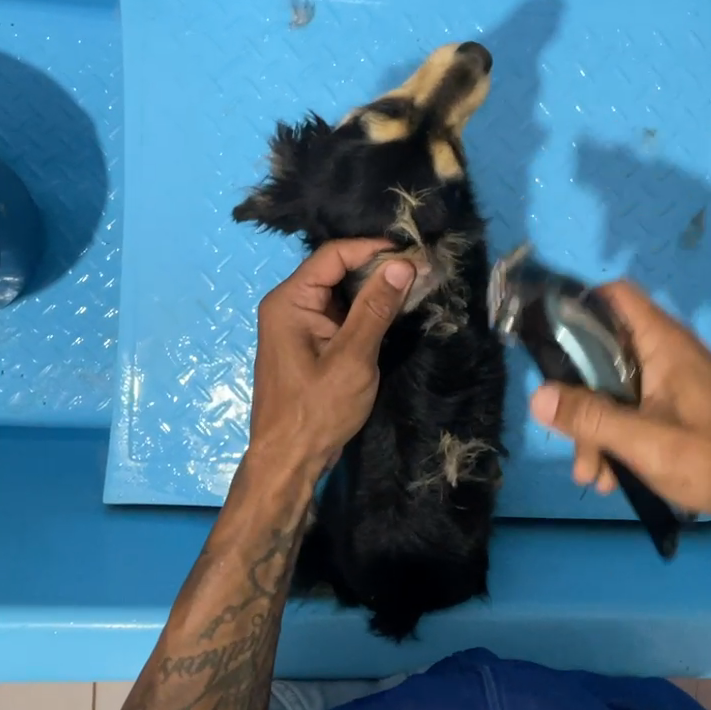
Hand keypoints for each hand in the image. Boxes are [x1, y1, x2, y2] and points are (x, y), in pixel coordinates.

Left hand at [245, 239, 414, 478]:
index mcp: (289, 300)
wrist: (289, 461)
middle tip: (421, 269)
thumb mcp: (352, 358)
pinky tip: (395, 311)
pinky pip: (340, 314)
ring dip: (375, 289)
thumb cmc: (316, 410)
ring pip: (341, 292)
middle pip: (337, 270)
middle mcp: (290, 304)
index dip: (373, 248)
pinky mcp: (311, 343)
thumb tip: (403, 264)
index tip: (413, 252)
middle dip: (378, 267)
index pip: (333, 255)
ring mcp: (299, 325)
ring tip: (416, 285)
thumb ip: (376, 308)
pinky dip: (367, 310)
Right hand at [528, 282, 710, 521]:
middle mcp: (668, 355)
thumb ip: (591, 419)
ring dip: (598, 430)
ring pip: (618, 391)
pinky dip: (621, 439)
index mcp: (664, 345)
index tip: (548, 338)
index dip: (579, 305)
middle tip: (570, 441)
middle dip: (580, 398)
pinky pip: (637, 412)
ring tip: (595, 479)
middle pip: (605, 354)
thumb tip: (536, 395)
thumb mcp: (646, 443)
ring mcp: (676, 385)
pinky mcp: (683, 411)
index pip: (616, 297)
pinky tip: (616, 480)